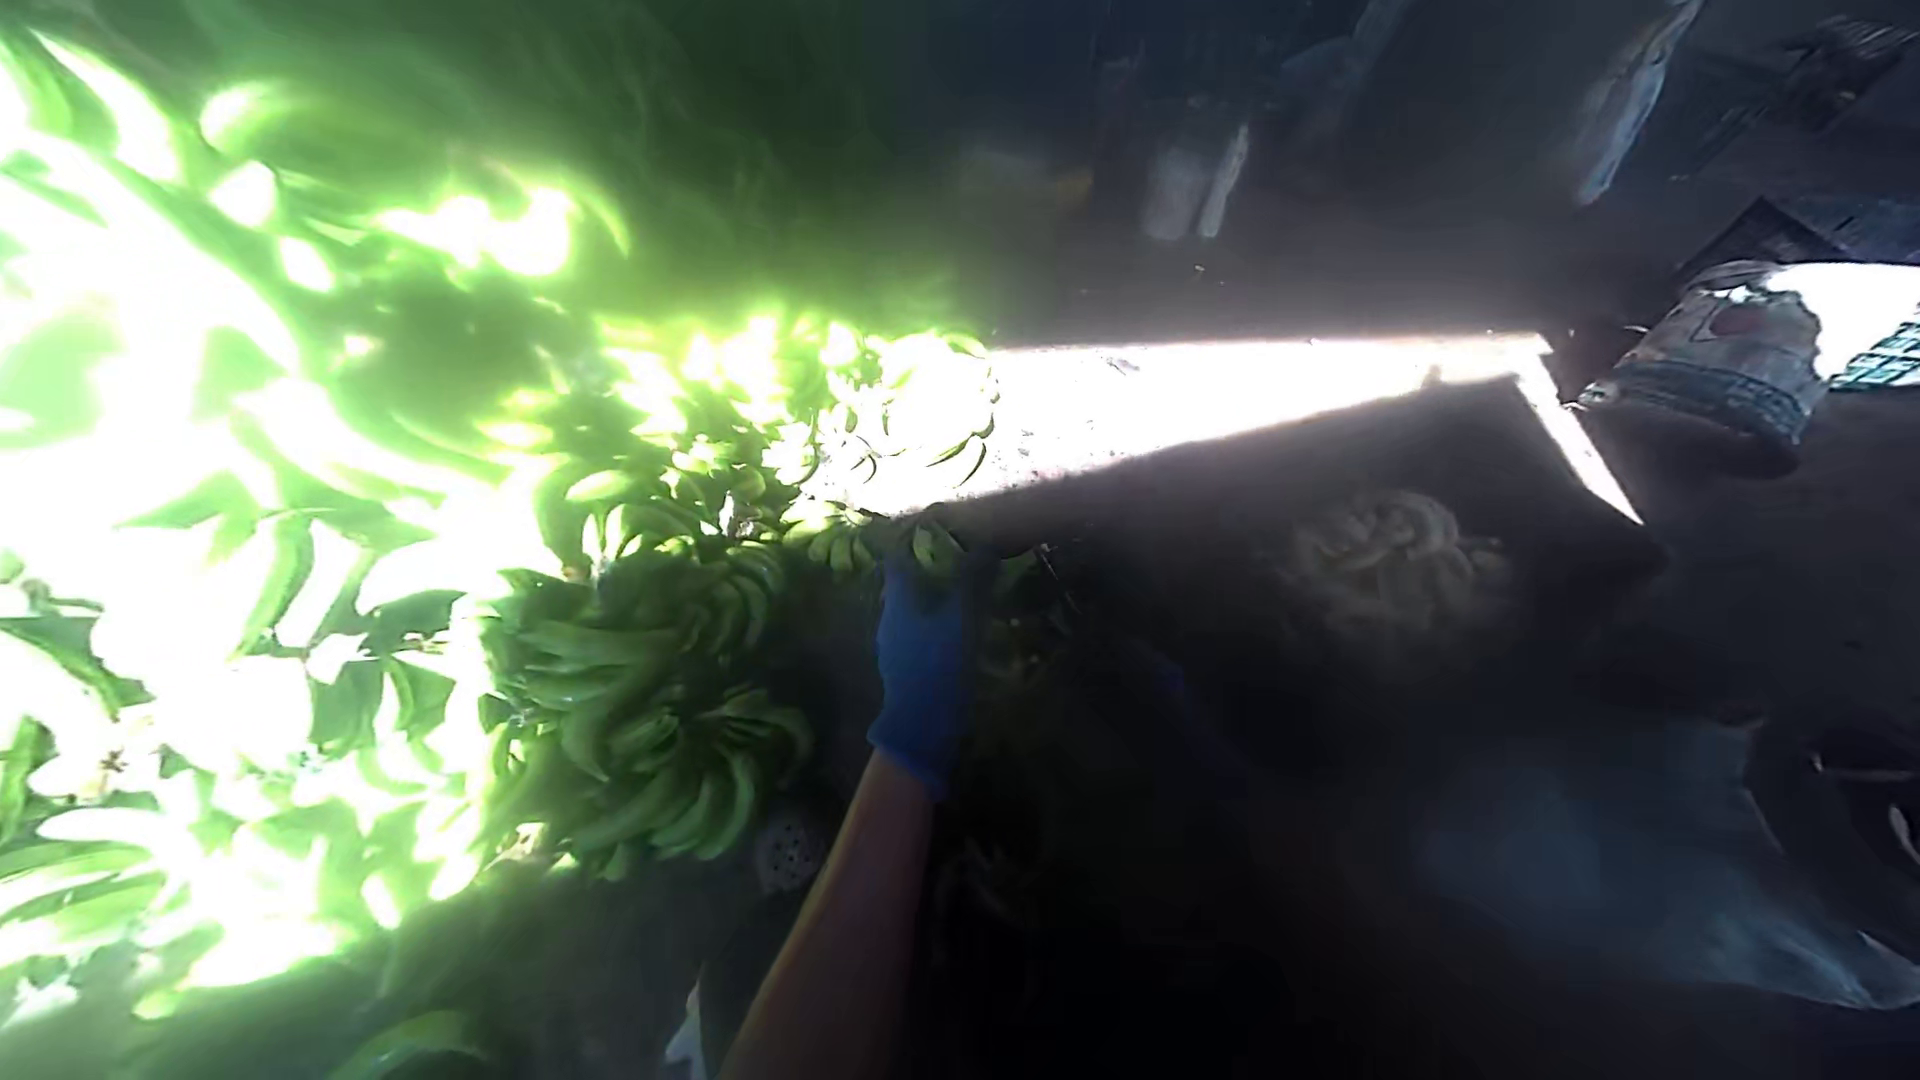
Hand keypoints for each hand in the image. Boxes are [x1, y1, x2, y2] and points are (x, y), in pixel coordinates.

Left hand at [867, 549, 989, 798]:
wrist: (921, 721)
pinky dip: (933, 621)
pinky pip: (916, 630)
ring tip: (961, 592)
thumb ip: (972, 582)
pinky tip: (954, 627)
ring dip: (932, 597)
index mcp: (897, 600)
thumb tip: (985, 548)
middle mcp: (888, 617)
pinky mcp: (902, 663)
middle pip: (904, 583)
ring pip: (910, 607)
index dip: (913, 543)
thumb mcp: (962, 618)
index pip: (896, 559)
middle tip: (957, 561)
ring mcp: (892, 642)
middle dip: (927, 570)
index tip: (938, 535)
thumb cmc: (938, 663)